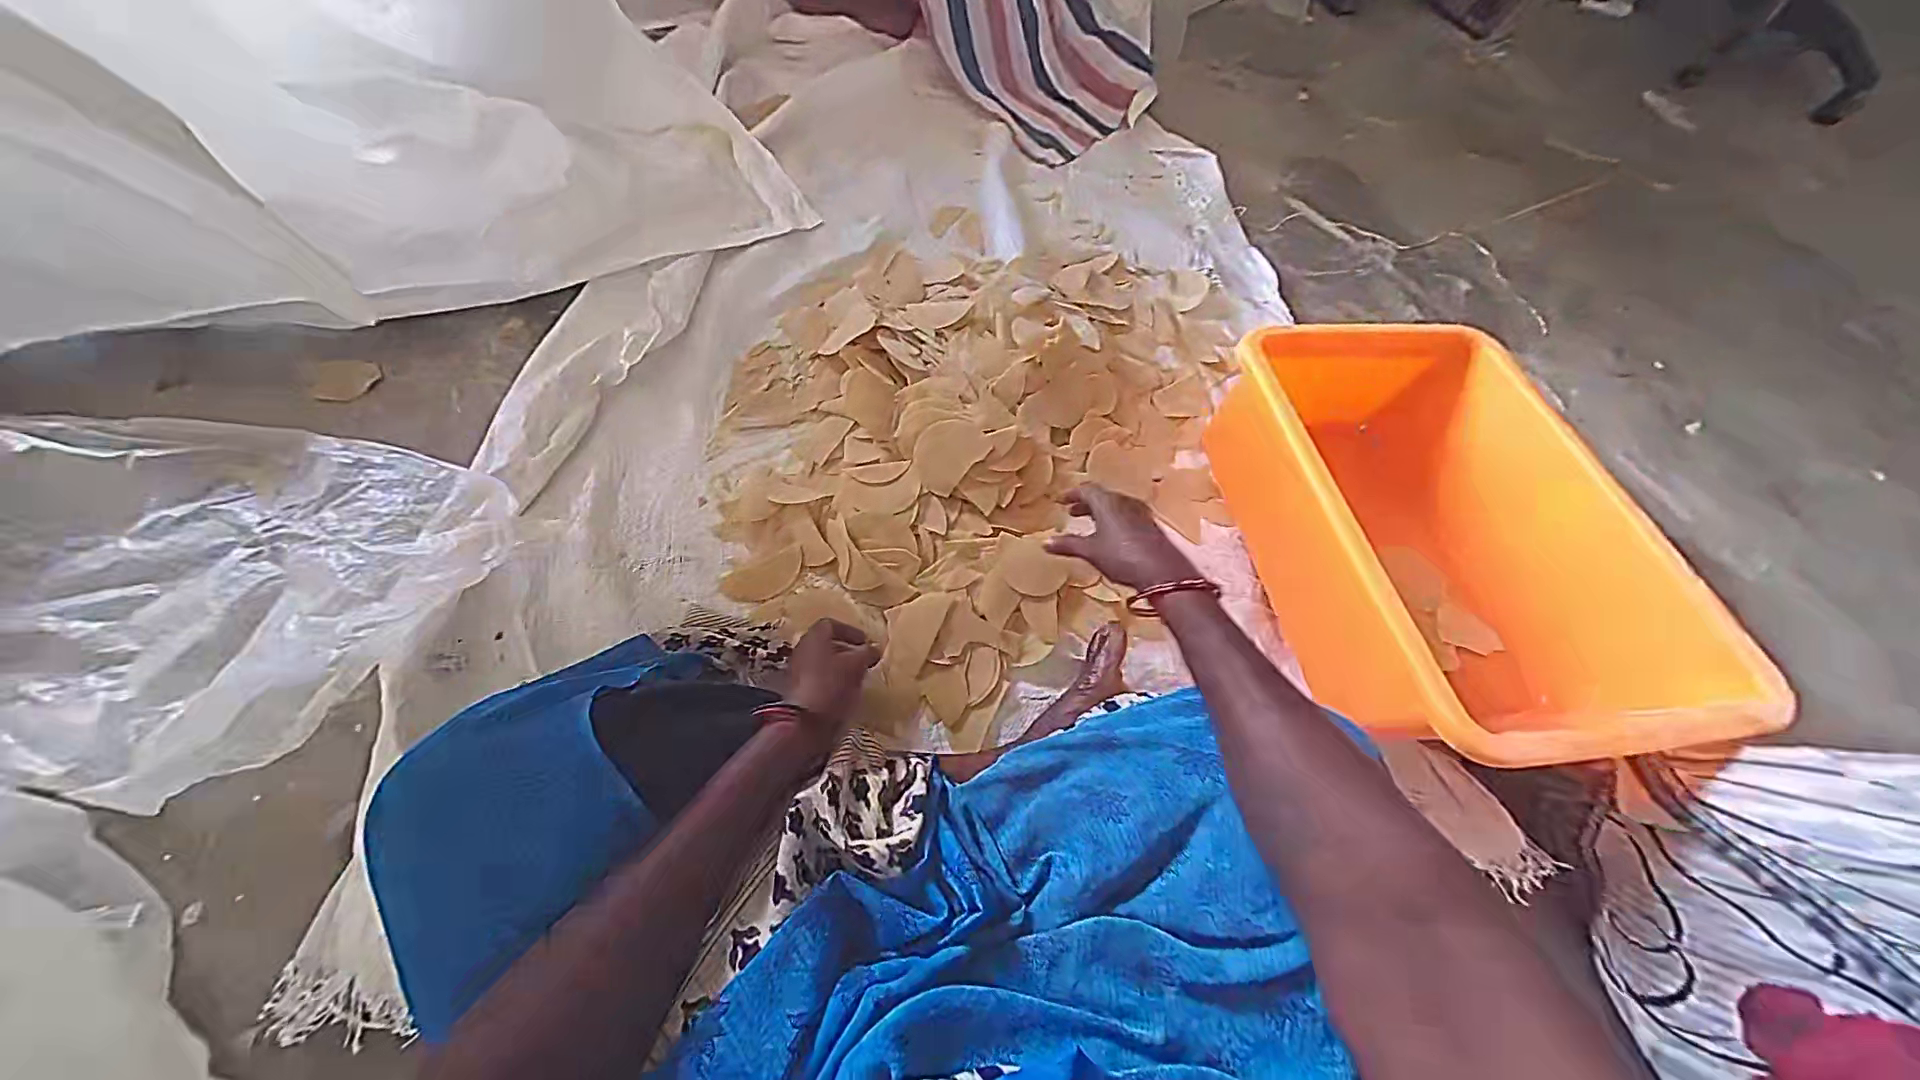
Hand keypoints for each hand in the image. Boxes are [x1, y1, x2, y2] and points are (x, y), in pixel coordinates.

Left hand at [783, 619, 880, 724]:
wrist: (805, 722)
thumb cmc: (832, 684)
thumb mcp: (856, 665)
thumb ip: (867, 653)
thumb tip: (874, 648)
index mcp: (814, 637)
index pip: (831, 624)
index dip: (850, 631)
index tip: (865, 642)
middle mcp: (802, 649)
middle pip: (825, 643)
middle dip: (846, 649)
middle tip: (863, 658)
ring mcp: (796, 670)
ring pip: (822, 661)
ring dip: (840, 666)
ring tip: (857, 676)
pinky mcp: (797, 690)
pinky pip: (818, 678)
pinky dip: (832, 680)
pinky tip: (845, 691)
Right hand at [1046, 485, 1200, 589]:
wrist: (1162, 572)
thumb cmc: (1122, 557)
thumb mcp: (1091, 552)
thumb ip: (1068, 545)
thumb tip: (1046, 542)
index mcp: (1107, 502)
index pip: (1087, 490)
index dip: (1072, 494)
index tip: (1061, 500)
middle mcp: (1125, 503)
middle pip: (1102, 497)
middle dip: (1085, 504)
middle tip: (1072, 511)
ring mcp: (1140, 514)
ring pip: (1115, 507)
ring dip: (1100, 513)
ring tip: (1089, 524)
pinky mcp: (1150, 527)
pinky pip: (1127, 517)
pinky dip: (1113, 521)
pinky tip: (1109, 537)